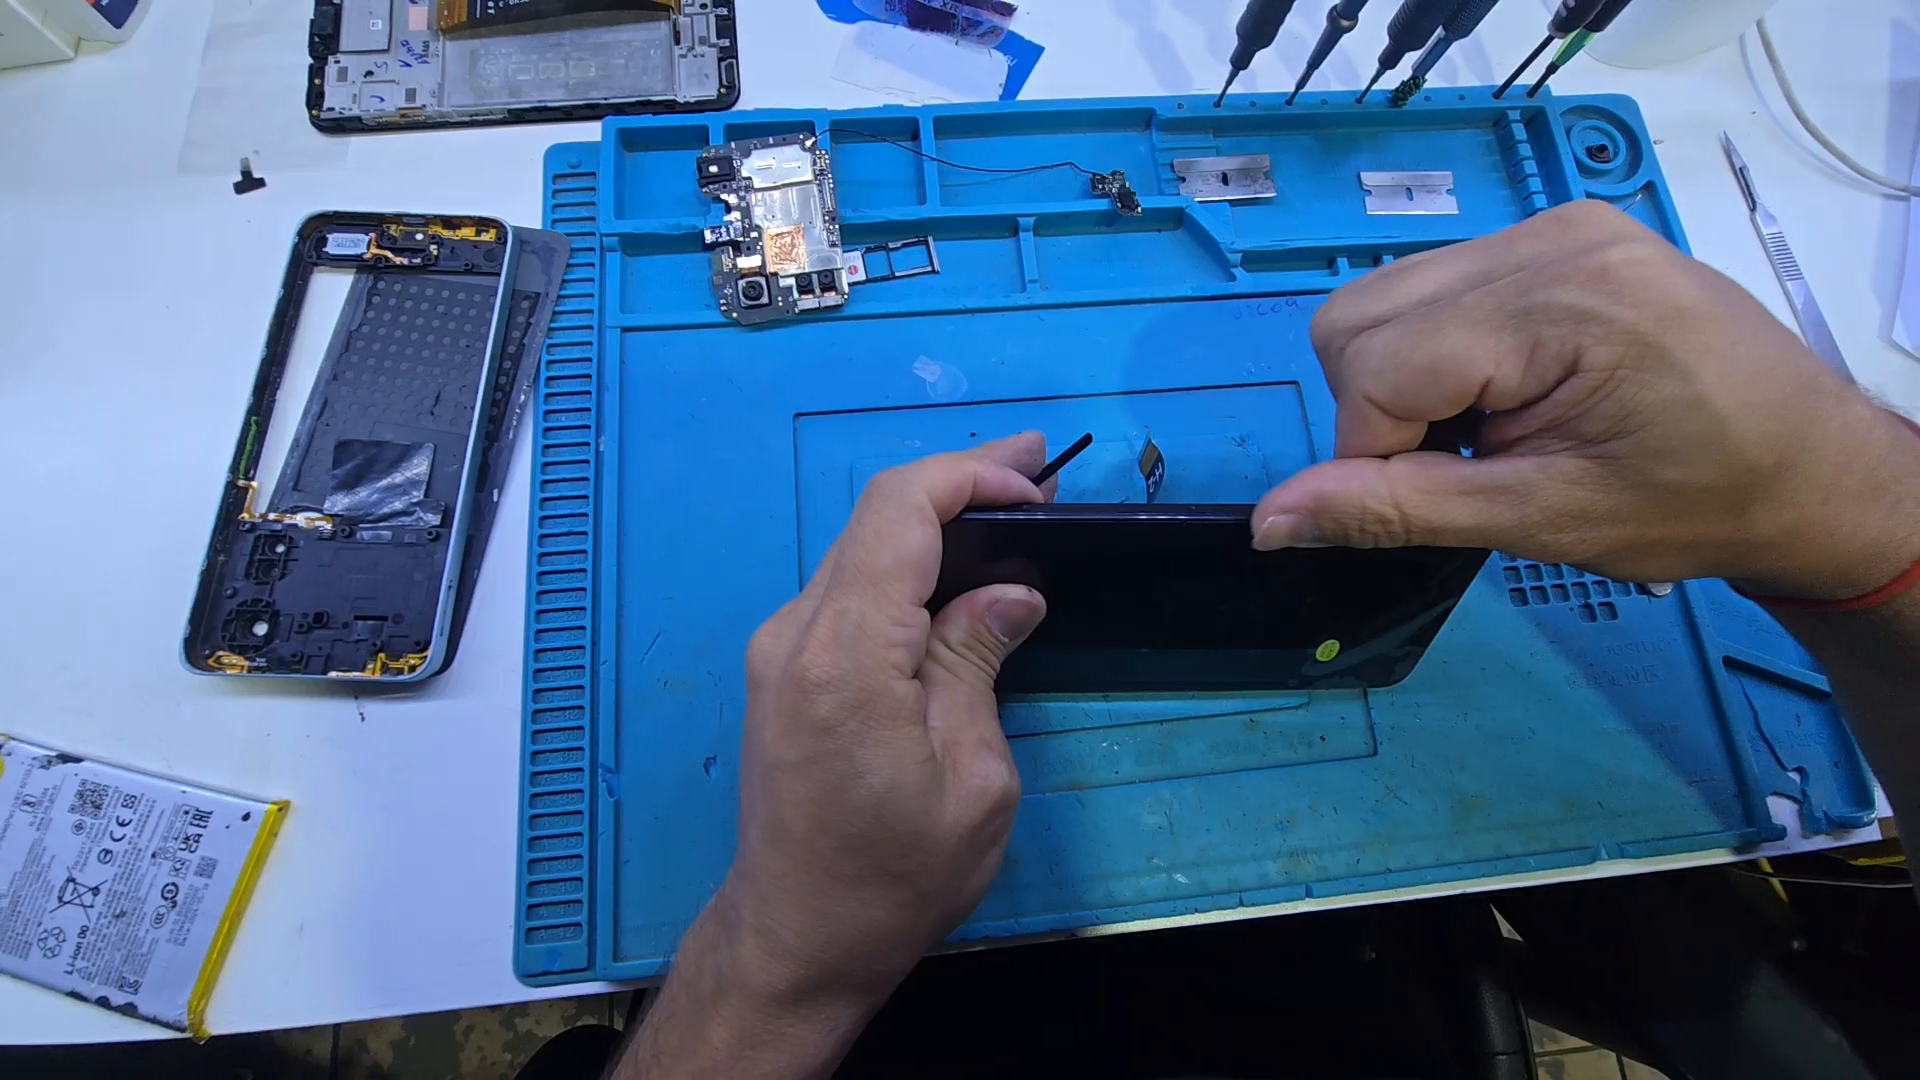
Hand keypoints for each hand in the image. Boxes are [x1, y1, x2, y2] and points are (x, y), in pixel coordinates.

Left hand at [621, 434, 1049, 1078]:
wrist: (796, 940)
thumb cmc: (895, 879)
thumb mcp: (973, 780)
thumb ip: (977, 662)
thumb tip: (1011, 591)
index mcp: (845, 654)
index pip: (897, 511)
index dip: (969, 476)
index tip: (1035, 488)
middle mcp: (797, 631)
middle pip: (877, 514)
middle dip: (961, 481)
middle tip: (1037, 470)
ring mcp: (781, 644)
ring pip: (863, 543)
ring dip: (937, 520)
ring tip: (1013, 511)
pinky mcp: (786, 662)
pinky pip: (852, 583)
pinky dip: (910, 561)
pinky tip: (959, 571)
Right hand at [1251, 201, 1919, 600]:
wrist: (1809, 470)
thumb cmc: (1689, 505)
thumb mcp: (1532, 520)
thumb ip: (1387, 510)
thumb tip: (1266, 522)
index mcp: (1562, 303)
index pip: (1376, 369)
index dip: (1370, 450)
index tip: (1437, 489)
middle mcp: (1544, 240)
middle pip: (1354, 321)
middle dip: (1372, 408)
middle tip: (1453, 452)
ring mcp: (1545, 230)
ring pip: (1372, 304)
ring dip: (1389, 380)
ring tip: (1474, 420)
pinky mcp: (1543, 239)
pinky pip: (1415, 294)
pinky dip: (1418, 355)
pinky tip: (1485, 386)